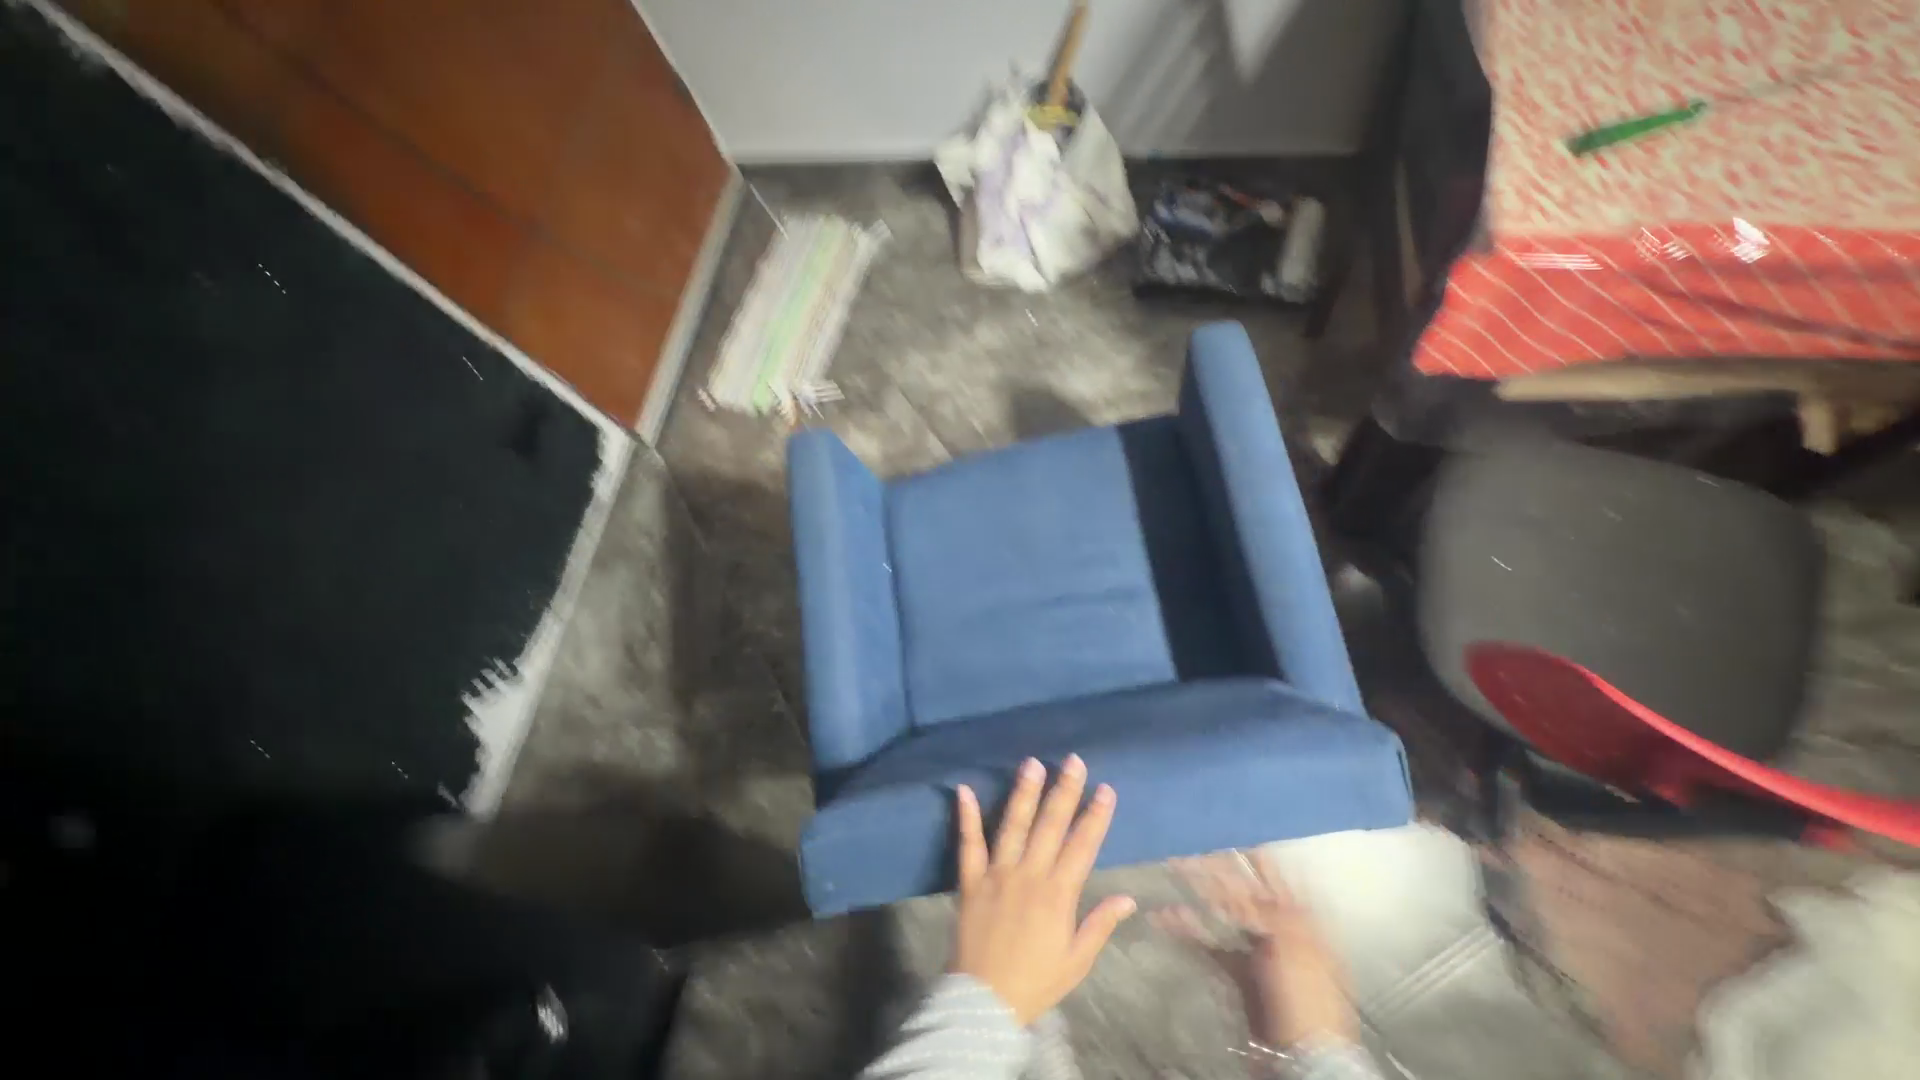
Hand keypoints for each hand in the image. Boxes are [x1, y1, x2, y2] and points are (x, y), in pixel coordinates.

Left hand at [950, 755, 1135, 1025]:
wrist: (984, 1000)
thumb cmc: (1036, 981)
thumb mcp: (1077, 960)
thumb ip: (1100, 924)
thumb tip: (1128, 898)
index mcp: (1058, 893)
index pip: (1082, 845)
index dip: (1096, 816)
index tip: (1105, 789)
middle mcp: (1029, 874)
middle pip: (1051, 825)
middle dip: (1065, 791)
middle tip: (1073, 761)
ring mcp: (997, 874)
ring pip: (1013, 825)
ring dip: (1024, 793)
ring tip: (1032, 764)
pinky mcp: (970, 880)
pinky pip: (968, 844)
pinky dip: (966, 816)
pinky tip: (963, 789)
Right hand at [1156, 854, 1358, 1047]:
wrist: (1303, 1058)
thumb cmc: (1308, 999)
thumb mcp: (1294, 947)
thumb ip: (1270, 910)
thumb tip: (1247, 884)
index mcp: (1301, 918)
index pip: (1273, 875)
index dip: (1247, 856)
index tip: (1220, 835)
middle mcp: (1280, 928)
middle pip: (1244, 892)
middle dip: (1214, 872)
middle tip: (1185, 852)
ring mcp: (1259, 950)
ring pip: (1223, 914)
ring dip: (1196, 897)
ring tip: (1169, 877)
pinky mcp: (1239, 972)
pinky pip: (1211, 944)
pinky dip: (1190, 931)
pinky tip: (1167, 919)